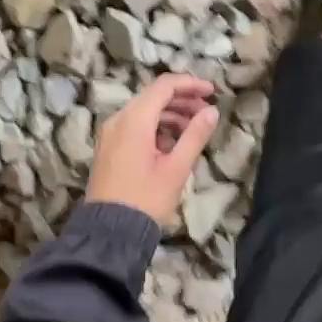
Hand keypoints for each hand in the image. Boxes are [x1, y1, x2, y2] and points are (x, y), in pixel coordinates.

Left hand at [84, 73, 219, 227]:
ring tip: (194, 129)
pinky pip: (135, 127)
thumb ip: (195, 135)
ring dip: (171, 115)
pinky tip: (173, 145)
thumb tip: (212, 111)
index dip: (190, 84)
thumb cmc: (146, 199)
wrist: (108, 236)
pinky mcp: (108, 150)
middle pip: (154, 96)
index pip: (165, 86)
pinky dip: (156, 128)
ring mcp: (110, 135)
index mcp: (134, 119)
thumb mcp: (176, 168)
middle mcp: (118, 120)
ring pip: (145, 112)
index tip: (212, 92)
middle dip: (183, 101)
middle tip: (207, 112)